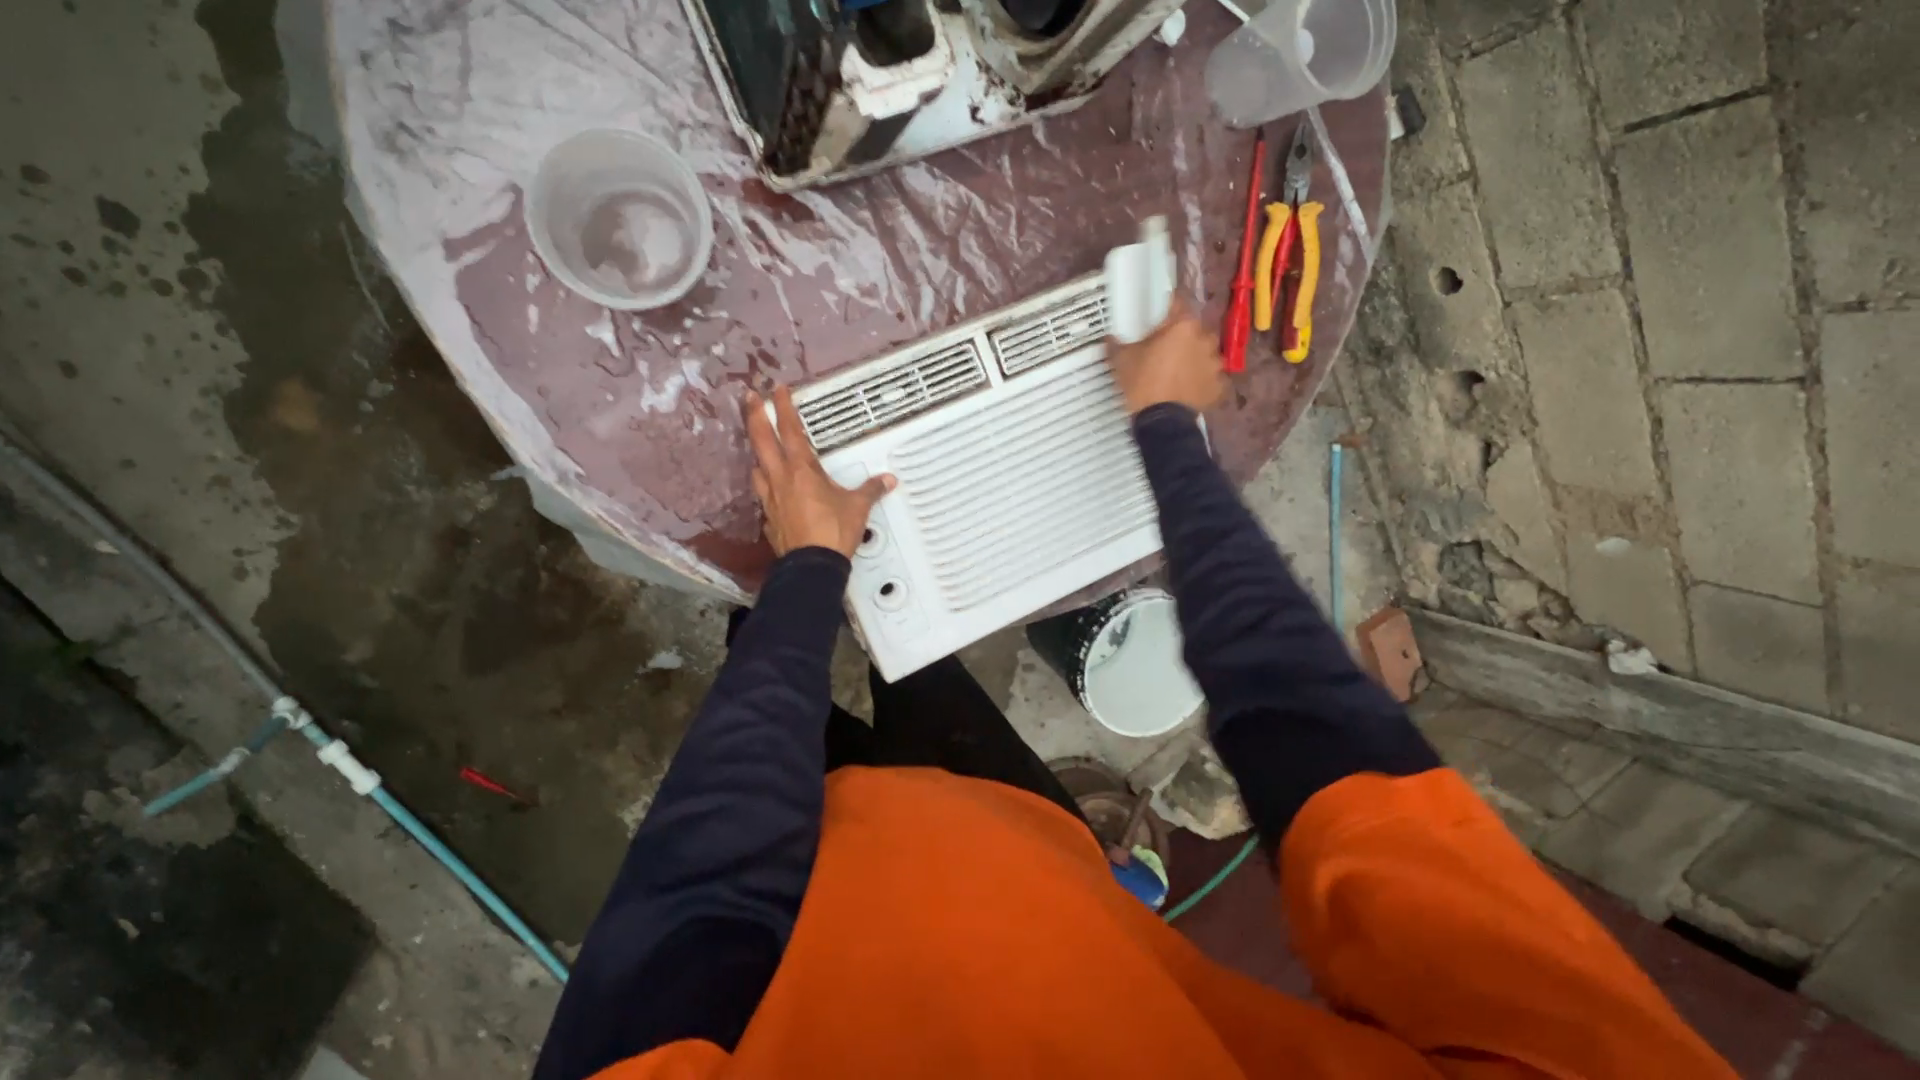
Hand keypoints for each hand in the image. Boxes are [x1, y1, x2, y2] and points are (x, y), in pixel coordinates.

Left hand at [744, 386, 896, 557]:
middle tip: (750, 398)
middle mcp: (780, 479)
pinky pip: (763, 496)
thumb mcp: (858, 507)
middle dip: (755, 416)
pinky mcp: (768, 519)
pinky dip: (765, 487)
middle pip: (761, 440)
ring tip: (759, 447)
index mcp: (801, 469)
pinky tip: (771, 490)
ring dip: (757, 453)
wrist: (812, 565)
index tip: (777, 389)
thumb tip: (887, 481)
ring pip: (756, 467)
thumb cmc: (834, 531)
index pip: (789, 430)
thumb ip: (871, 490)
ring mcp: (770, 499)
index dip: (783, 407)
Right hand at [1104, 299, 1224, 415]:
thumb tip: (1109, 337)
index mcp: (1183, 326)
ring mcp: (1216, 363)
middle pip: (1194, 331)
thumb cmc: (1142, 382)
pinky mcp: (1219, 386)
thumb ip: (1116, 343)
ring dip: (1195, 359)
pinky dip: (1203, 382)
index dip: (1166, 312)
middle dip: (1182, 338)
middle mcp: (1205, 339)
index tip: (1157, 321)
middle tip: (1165, 351)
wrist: (1161, 422)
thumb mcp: (1121, 360)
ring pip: (1205, 354)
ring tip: (1178, 373)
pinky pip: (1212, 378)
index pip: (1177, 305)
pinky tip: (1189, 390)